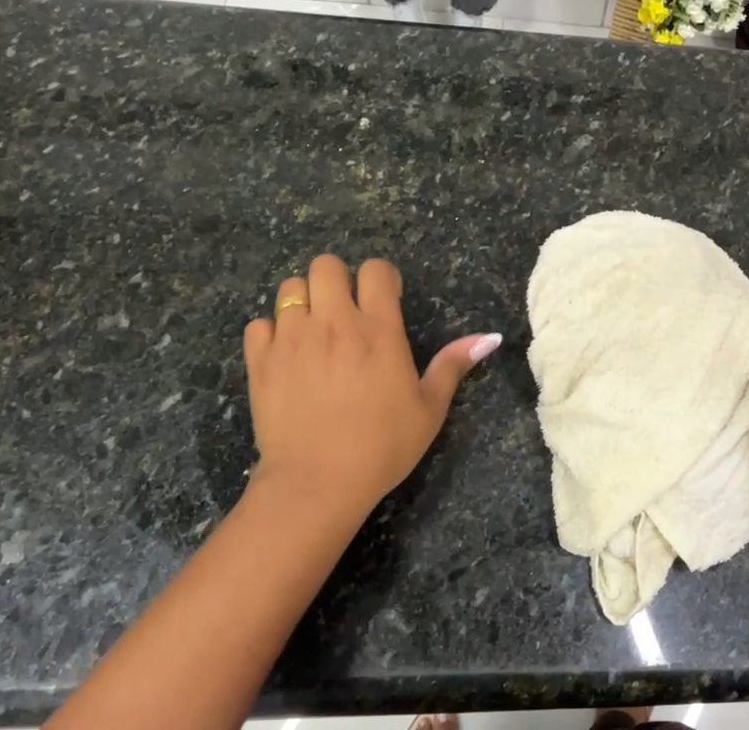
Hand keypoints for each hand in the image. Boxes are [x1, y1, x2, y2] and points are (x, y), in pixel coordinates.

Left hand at [242, 255, 501, 513]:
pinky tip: (284, 356)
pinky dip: (271, 333)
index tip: (385, 301)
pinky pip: (259, 324)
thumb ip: (453, 365)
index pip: (376, 270)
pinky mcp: (261, 361)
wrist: (316, 483)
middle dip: (337, 280)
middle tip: (345, 311)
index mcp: (379, 330)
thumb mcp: (429, 409)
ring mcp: (292, 339)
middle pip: (326, 265)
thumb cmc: (381, 446)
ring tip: (313, 331)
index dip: (382, 278)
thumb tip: (490, 337)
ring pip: (290, 287)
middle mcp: (334, 323)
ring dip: (303, 302)